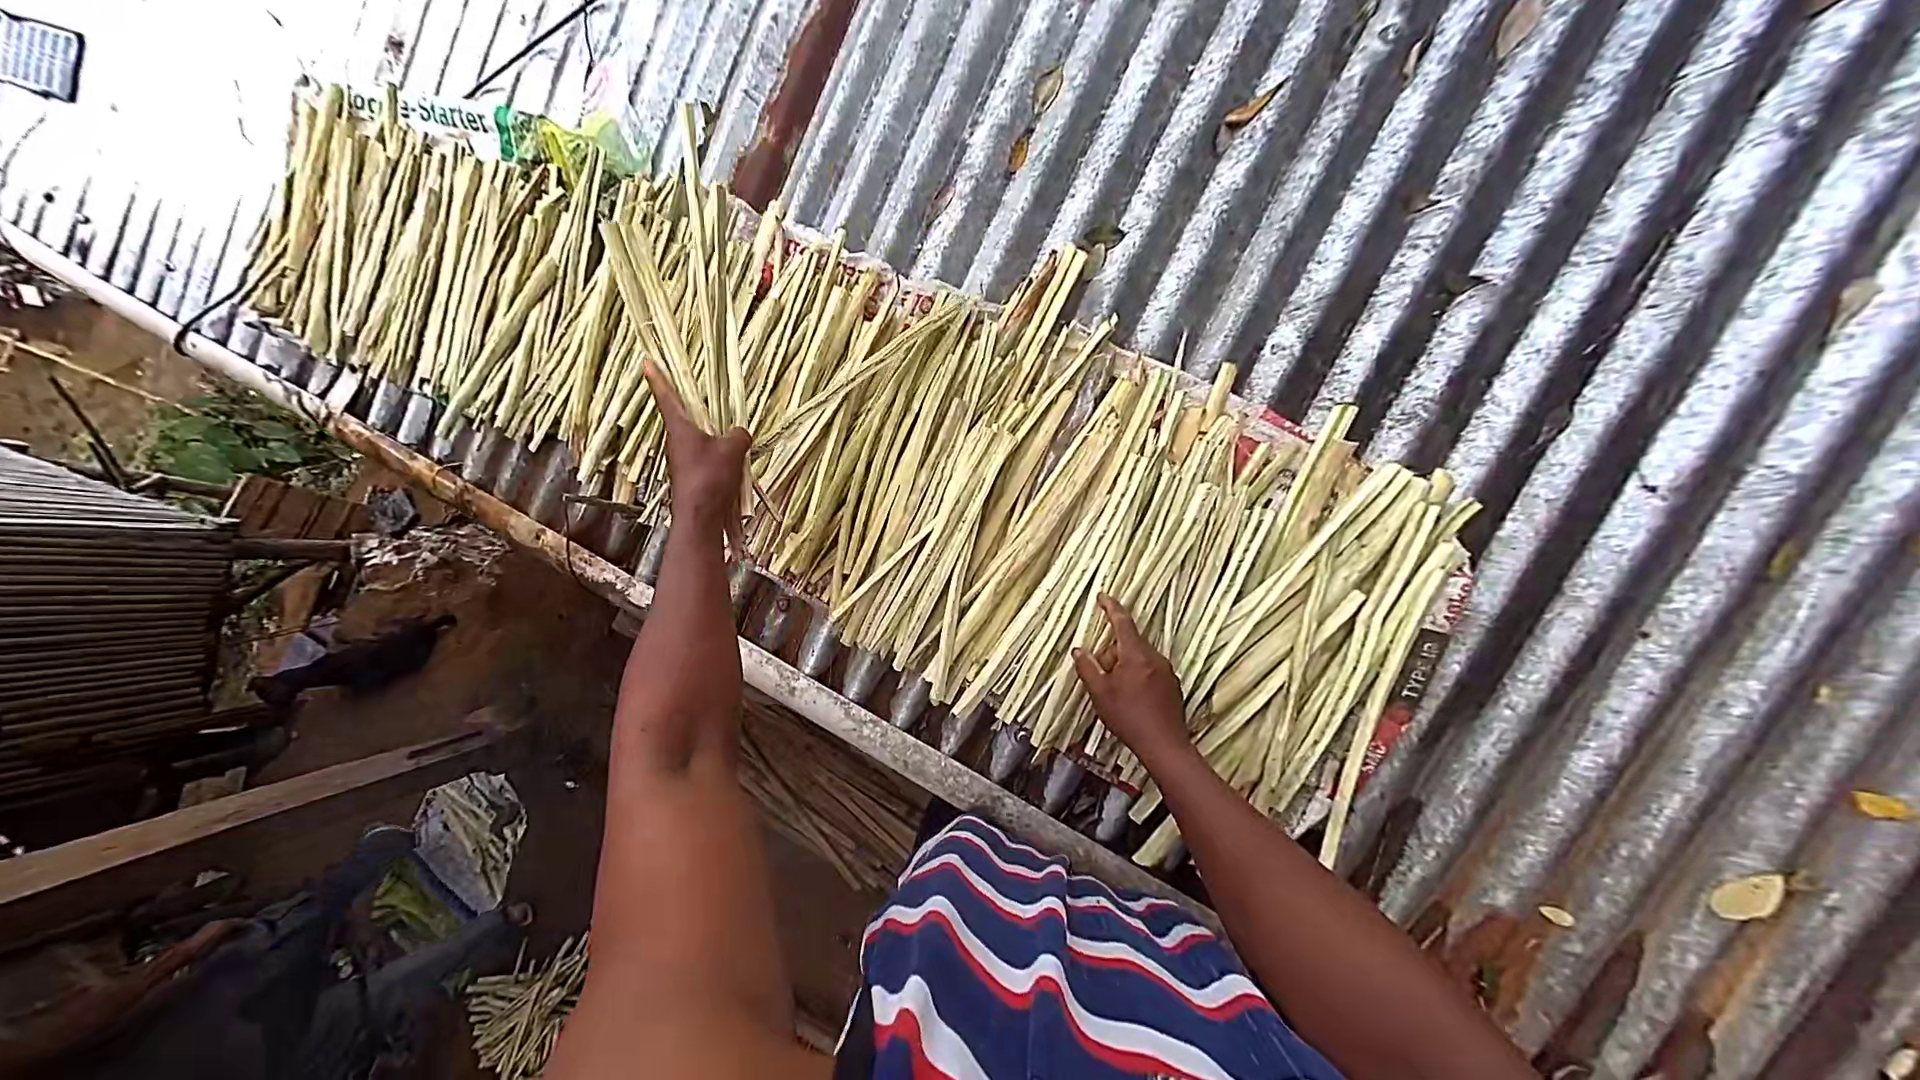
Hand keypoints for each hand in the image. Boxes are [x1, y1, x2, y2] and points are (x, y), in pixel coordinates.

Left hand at [645, 360, 750, 542]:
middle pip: (689, 418)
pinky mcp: (690, 476)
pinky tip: (733, 469)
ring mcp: (682, 460)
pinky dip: (719, 459)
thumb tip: (739, 433)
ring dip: (716, 441)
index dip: (658, 378)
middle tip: (716, 408)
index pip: (667, 396)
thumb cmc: (710, 478)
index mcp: (680, 428)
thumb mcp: (732, 450)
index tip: (646, 361)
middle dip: (702, 413)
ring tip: (735, 450)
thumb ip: (738, 435)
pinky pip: (707, 459)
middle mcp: (676, 442)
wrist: (700, 516)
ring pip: (701, 440)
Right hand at [1072, 595, 1191, 766]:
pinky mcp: (1172, 685)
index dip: (1111, 607)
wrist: (1164, 746)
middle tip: (1100, 675)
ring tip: (1115, 692)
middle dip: (1111, 652)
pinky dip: (1136, 676)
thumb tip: (1078, 650)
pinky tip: (1131, 699)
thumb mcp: (1100, 693)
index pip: (1122, 622)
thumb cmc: (1128, 718)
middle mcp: (1154, 657)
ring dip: (1123, 665)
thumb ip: (1087, 668)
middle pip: (1128, 642)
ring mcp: (1166, 671)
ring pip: (1139, 657)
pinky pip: (1149, 670)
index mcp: (1135, 655)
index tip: (1102, 597)